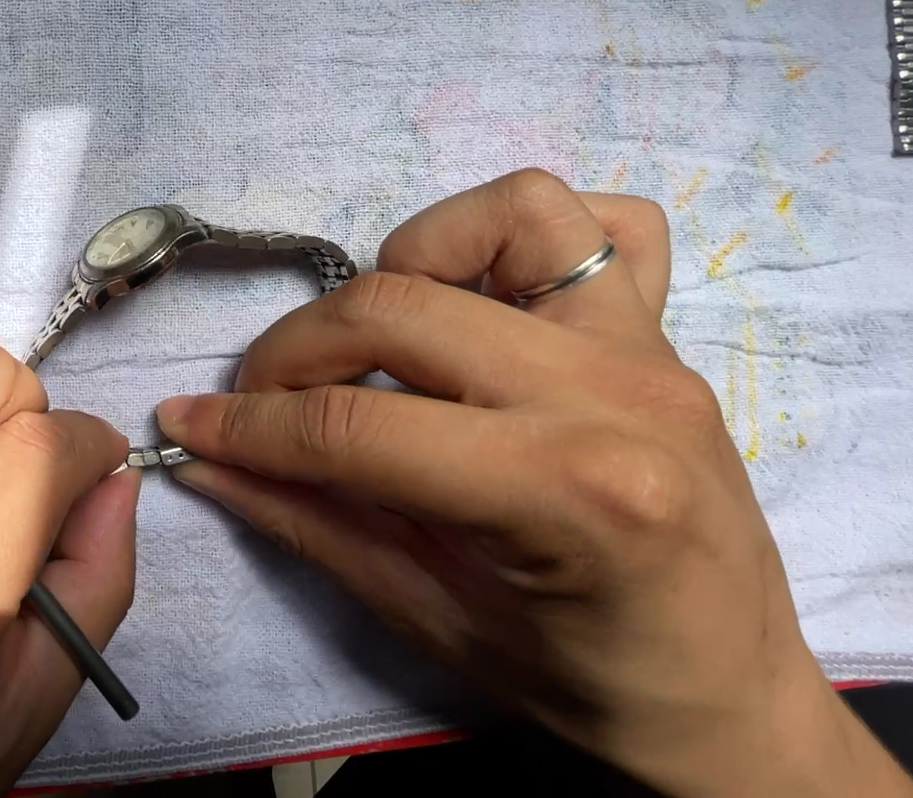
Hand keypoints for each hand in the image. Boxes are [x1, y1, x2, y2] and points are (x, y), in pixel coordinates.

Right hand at [156, 170, 912, 797]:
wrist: (729, 698)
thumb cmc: (577, 678)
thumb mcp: (420, 613)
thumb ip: (302, 520)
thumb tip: (201, 457)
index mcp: (568, 493)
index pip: (353, 426)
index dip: (247, 424)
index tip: (183, 423)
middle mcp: (613, 390)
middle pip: (394, 310)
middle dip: (291, 351)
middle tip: (261, 402)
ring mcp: (645, 344)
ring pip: (504, 215)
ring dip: (404, 262)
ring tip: (375, 336)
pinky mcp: (659, 326)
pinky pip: (597, 219)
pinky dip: (511, 232)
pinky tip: (472, 294)